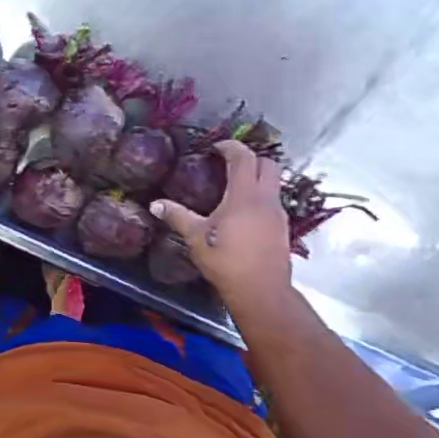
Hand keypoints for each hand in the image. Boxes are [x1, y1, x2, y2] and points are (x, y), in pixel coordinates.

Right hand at [151, 140, 293, 319]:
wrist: (261, 290)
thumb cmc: (226, 262)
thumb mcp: (196, 238)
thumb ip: (178, 217)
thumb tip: (155, 204)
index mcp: (244, 196)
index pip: (243, 158)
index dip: (231, 147)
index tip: (216, 148)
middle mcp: (266, 199)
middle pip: (268, 164)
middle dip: (250, 158)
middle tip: (229, 164)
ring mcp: (278, 213)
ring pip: (274, 182)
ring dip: (257, 177)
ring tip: (234, 187)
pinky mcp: (282, 227)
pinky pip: (273, 201)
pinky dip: (260, 196)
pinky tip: (244, 213)